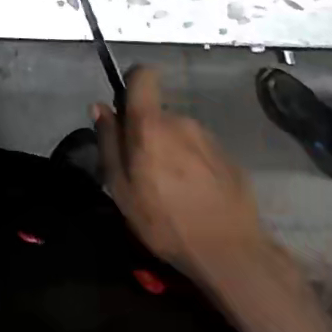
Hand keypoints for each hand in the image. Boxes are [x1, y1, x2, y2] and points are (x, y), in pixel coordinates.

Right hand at [96, 68, 273, 281]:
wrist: (231, 254)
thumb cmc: (165, 221)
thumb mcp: (121, 187)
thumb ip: (109, 142)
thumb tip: (99, 108)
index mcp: (151, 125)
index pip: (143, 76)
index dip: (132, 82)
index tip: (124, 107)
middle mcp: (182, 122)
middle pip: (157, 114)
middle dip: (147, 133)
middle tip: (142, 169)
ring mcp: (210, 140)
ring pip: (179, 134)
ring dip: (170, 150)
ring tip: (170, 187)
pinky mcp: (230, 159)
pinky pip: (200, 151)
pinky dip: (193, 165)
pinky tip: (194, 195)